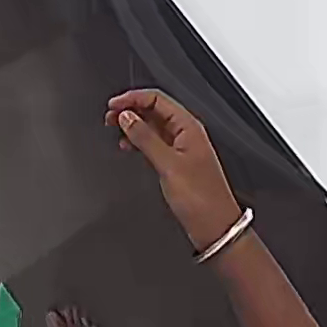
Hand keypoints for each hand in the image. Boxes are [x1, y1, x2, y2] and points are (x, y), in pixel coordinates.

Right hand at [105, 89, 243, 251]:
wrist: (216, 228)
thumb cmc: (202, 198)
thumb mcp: (168, 165)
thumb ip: (145, 138)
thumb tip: (127, 117)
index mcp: (188, 125)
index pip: (157, 98)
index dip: (133, 98)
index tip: (114, 104)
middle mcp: (185, 132)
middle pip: (154, 109)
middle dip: (131, 109)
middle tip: (110, 115)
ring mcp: (181, 146)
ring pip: (152, 125)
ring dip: (133, 124)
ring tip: (115, 127)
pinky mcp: (176, 161)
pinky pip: (154, 141)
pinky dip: (139, 140)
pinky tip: (128, 145)